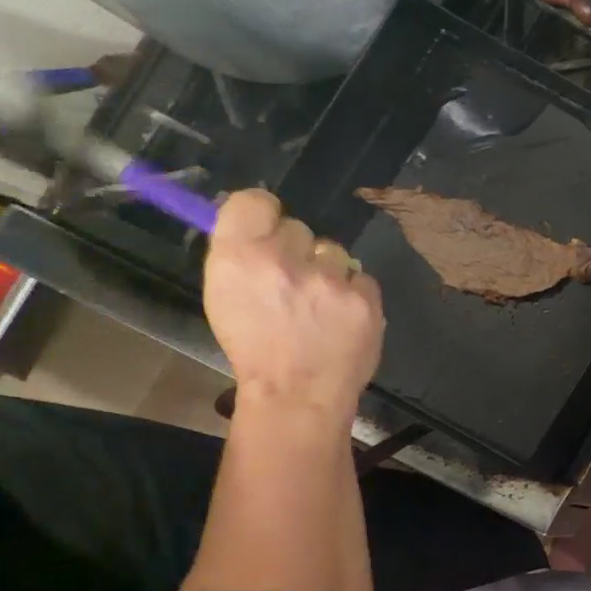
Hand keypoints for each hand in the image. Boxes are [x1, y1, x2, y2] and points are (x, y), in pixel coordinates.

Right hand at [203, 189, 383, 422]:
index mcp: (239, 254)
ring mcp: (331, 281)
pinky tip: (343, 315)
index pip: (256, 201)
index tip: (269, 228)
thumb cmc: (254, 344)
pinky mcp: (366, 300)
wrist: (298, 389)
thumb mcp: (224, 292)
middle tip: (294, 280)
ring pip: (335, 252)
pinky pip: (363, 279)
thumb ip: (241, 254)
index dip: (265, 213)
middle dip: (298, 249)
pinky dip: (355, 293)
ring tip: (320, 302)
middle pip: (300, 228)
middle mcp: (286, 260)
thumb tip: (259, 226)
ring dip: (330, 270)